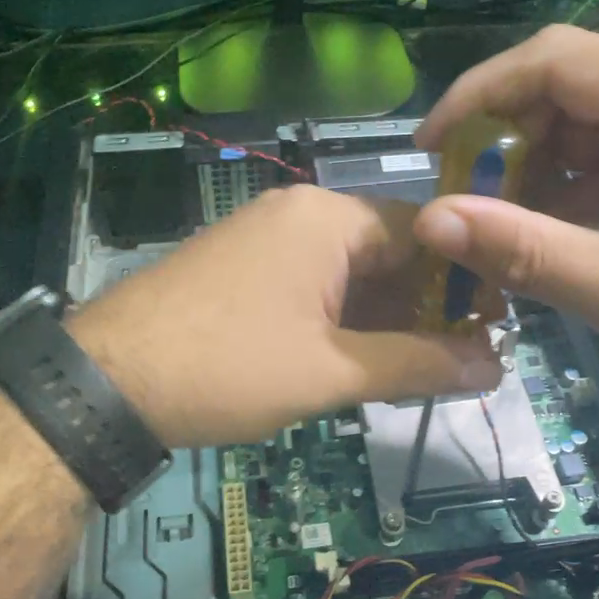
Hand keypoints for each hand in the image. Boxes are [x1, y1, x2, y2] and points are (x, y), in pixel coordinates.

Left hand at [68, 186, 503, 447]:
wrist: (104, 383)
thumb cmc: (228, 368)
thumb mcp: (331, 372)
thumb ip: (418, 364)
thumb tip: (494, 367)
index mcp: (328, 219)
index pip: (425, 233)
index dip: (464, 283)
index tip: (493, 329)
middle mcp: (299, 215)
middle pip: (387, 253)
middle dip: (424, 308)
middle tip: (460, 361)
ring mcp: (263, 241)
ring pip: (349, 275)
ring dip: (384, 320)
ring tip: (418, 370)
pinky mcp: (239, 270)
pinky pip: (311, 287)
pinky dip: (342, 321)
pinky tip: (359, 361)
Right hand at [412, 25, 598, 446]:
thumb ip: (524, 252)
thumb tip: (428, 221)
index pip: (555, 59)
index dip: (478, 96)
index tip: (426, 151)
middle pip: (572, 84)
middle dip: (506, 138)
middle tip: (462, 201)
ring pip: (593, 125)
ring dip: (538, 170)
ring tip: (502, 230)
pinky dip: (577, 192)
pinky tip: (555, 239)